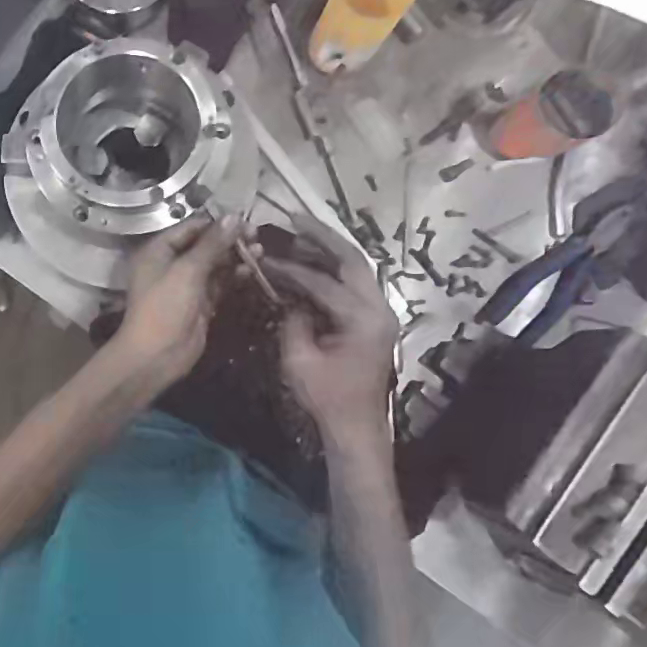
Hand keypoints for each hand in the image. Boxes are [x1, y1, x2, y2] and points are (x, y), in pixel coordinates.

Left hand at [109, 216, 241, 388]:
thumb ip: (212, 244)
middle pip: (204, 245)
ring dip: (235, 258)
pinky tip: (251, 270)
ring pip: (214, 265)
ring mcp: (186, 285)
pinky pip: (219, 284)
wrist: (156, 355)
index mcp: (159, 251)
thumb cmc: (165, 307)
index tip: (244, 221)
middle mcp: (171, 264)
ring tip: (260, 251)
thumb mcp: (187, 270)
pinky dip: (233, 276)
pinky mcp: (200, 303)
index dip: (217, 224)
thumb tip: (234, 217)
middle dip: (229, 240)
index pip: (191, 228)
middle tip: (256, 236)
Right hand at [263, 222, 399, 443]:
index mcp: (363, 319)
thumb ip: (293, 320)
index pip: (323, 282)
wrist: (356, 428)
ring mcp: (381, 313)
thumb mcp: (299, 361)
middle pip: (352, 259)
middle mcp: (379, 308)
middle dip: (322, 236)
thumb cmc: (327, 398)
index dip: (291, 269)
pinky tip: (313, 261)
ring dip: (330, 250)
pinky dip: (334, 269)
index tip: (265, 259)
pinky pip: (355, 284)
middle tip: (294, 219)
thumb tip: (289, 297)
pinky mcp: (374, 320)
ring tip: (301, 233)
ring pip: (357, 268)